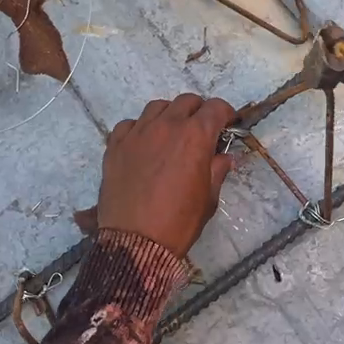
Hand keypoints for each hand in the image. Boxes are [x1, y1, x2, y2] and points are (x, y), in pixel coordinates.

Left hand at [98, 94, 238, 255]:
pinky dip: (140, 129)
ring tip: (171, 134)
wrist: (135, 242)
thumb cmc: (179, 222)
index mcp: (195, 136)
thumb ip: (217, 170)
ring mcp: (137, 133)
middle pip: (186, 102)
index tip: (228, 124)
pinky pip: (129, 124)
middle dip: (199, 112)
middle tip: (202, 131)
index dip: (226, 114)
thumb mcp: (209, 198)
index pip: (216, 108)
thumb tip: (224, 157)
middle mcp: (166, 126)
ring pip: (156, 107)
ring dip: (169, 115)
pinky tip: (144, 145)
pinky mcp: (115, 145)